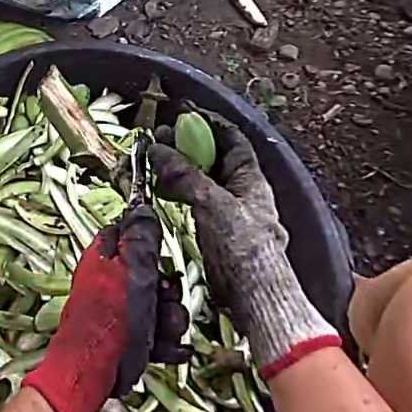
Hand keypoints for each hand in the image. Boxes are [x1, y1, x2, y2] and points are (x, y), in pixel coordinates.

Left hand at [23, 203, 187, 411]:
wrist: (96, 368)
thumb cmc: (113, 312)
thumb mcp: (135, 266)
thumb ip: (142, 236)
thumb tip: (143, 206)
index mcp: (104, 253)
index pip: (131, 234)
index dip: (151, 244)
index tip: (161, 256)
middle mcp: (108, 277)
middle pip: (150, 273)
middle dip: (167, 289)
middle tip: (166, 299)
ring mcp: (117, 308)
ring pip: (157, 304)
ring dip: (169, 318)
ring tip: (166, 329)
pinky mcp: (126, 337)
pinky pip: (153, 331)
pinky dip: (163, 340)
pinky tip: (168, 348)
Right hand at [149, 110, 339, 378]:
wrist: (256, 299)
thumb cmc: (244, 248)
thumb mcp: (213, 204)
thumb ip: (185, 176)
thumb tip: (158, 148)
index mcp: (251, 179)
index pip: (232, 139)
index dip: (210, 122)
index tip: (185, 112)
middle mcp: (242, 192)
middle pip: (214, 158)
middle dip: (189, 144)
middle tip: (162, 137)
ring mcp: (229, 212)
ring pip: (202, 180)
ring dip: (180, 167)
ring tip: (156, 159)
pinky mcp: (216, 231)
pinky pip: (195, 201)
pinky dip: (178, 190)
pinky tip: (162, 188)